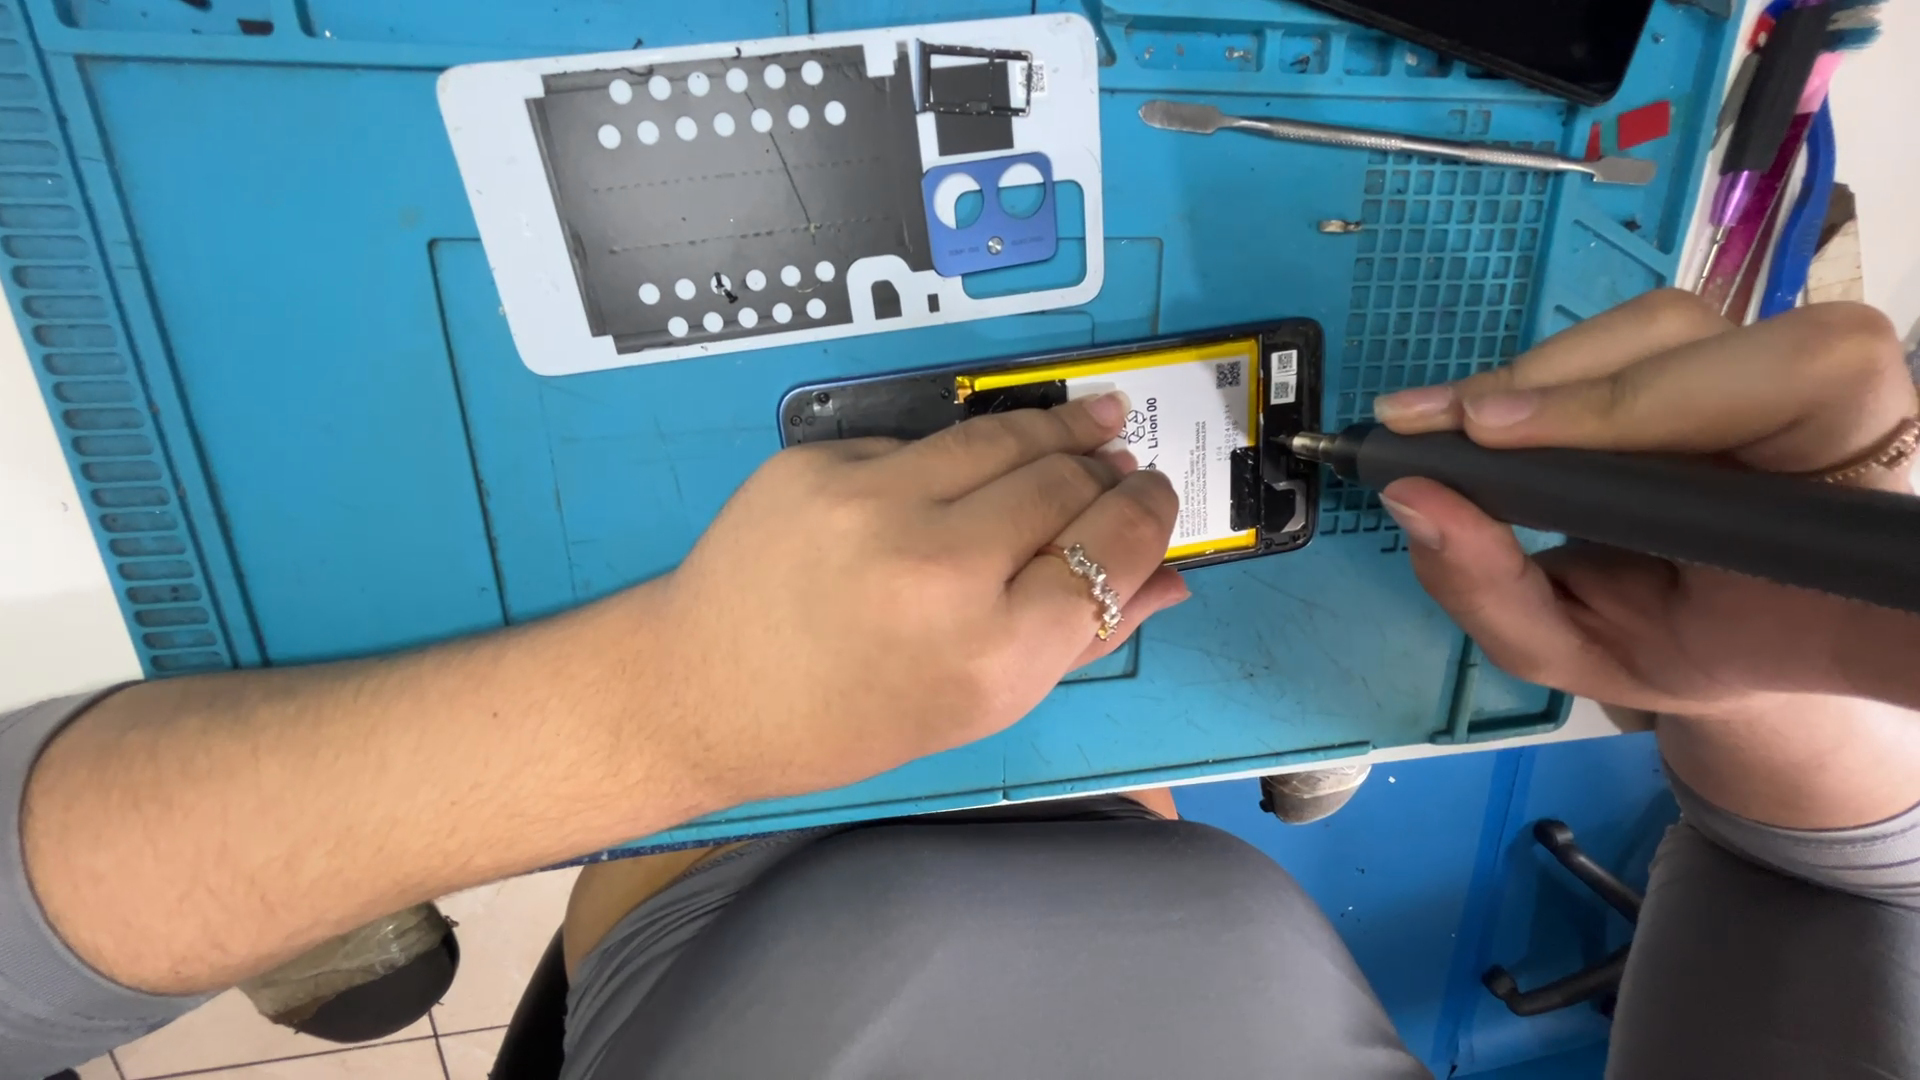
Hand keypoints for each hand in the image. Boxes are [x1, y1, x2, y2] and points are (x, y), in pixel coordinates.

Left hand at [640, 393, 1186, 803]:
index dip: (1146, 516)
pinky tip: (968, 475)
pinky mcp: (819, 462)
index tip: (1152, 497)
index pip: (1109, 553)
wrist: (704, 688)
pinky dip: (957, 460)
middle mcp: (939, 568)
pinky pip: (922, 446)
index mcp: (989, 656)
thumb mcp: (976, 707)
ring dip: (1060, 427)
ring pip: (1002, 437)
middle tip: (1120, 465)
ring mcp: (871, 501)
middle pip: (1063, 483)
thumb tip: (1168, 579)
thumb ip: (1080, 640)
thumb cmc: (848, 722)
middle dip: (1107, 470)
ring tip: (1098, 419)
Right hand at [1370, 290, 1918, 715]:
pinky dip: (1520, 379)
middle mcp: (1825, 412)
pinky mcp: (1701, 364)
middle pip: (1690, 339)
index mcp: (1832, 501)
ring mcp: (1764, 376)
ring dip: (1519, 377)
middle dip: (1541, 386)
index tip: (1493, 437)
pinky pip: (1611, 345)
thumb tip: (1410, 497)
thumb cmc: (1674, 649)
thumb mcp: (1577, 654)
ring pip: (1645, 328)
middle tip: (1425, 430)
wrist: (1732, 632)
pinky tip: (1462, 418)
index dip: (1639, 397)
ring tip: (1430, 426)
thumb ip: (1494, 594)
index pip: (1799, 386)